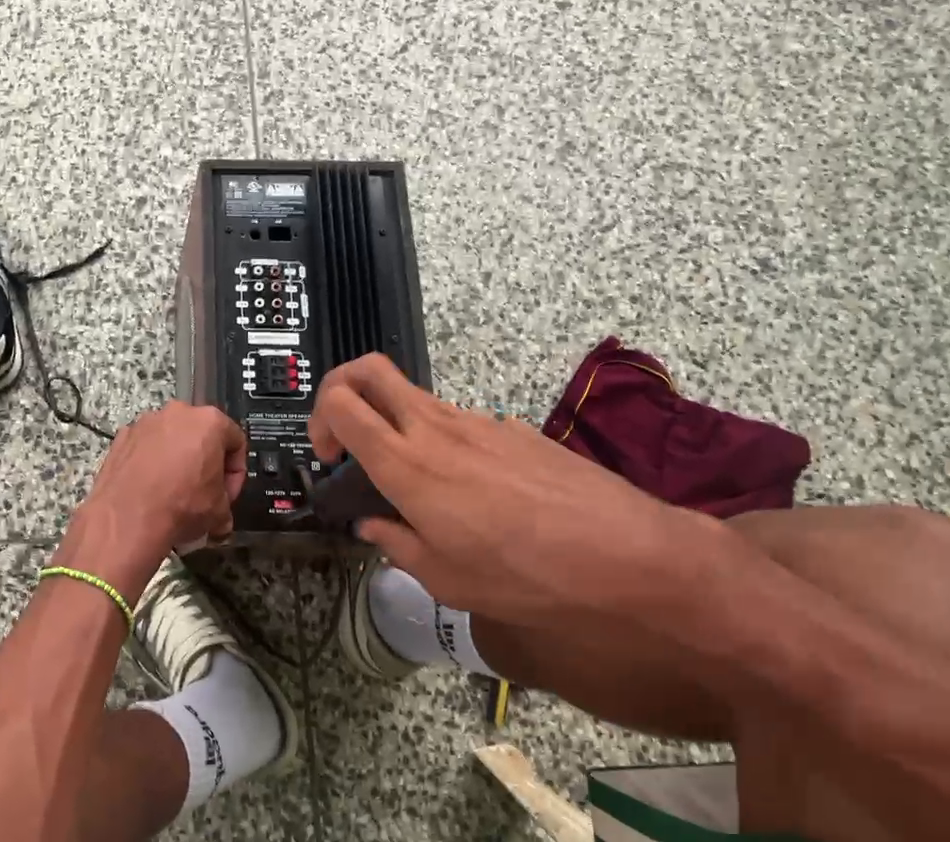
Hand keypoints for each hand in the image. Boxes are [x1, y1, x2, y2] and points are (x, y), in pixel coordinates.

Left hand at [76, 402, 246, 559]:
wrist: (128, 517)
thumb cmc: (181, 506)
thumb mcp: (219, 512)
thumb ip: (224, 505)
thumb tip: (220, 519)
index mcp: (209, 421)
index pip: (235, 442)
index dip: (235, 473)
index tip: (227, 494)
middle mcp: (177, 413)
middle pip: (201, 435)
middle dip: (205, 462)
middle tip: (204, 492)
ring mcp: (146, 422)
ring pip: (171, 439)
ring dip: (177, 460)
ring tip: (174, 492)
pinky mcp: (122, 436)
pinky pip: (145, 447)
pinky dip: (150, 462)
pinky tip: (150, 488)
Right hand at [308, 354, 717, 631]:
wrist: (631, 558)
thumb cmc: (527, 576)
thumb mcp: (445, 579)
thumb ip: (396, 544)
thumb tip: (372, 525)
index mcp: (407, 463)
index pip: (339, 401)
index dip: (318, 420)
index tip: (328, 458)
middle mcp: (435, 428)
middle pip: (368, 369)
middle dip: (341, 387)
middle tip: (346, 435)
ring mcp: (478, 422)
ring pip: (414, 398)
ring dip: (396, 424)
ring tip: (418, 484)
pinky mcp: (514, 429)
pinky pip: (462, 423)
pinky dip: (446, 444)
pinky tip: (476, 495)